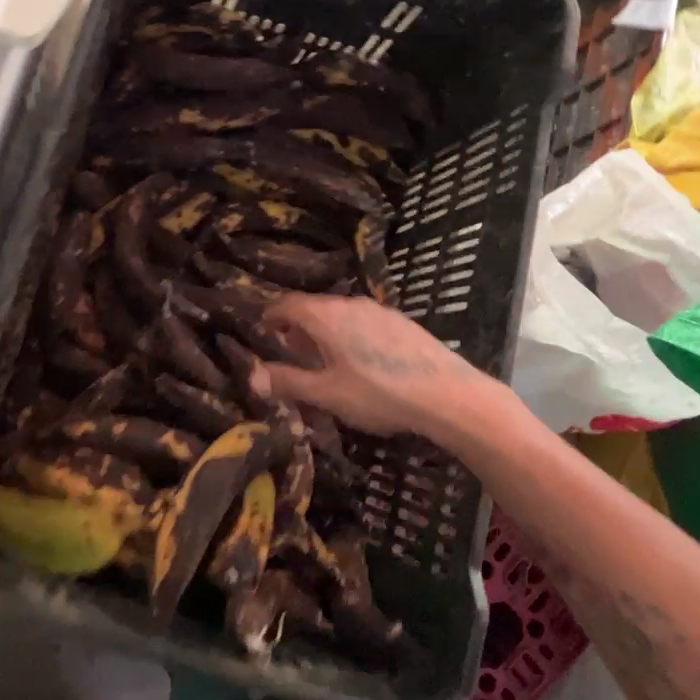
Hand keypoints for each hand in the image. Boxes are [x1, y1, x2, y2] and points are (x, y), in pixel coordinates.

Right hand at [250, 294, 497, 436]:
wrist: (448, 395)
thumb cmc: (379, 393)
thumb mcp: (327, 393)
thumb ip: (288, 382)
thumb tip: (251, 376)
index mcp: (325, 316)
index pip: (286, 304)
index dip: (269, 317)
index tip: (261, 334)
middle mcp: (350, 304)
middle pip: (313, 308)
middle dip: (297, 330)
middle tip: (291, 357)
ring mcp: (379, 311)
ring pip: (340, 315)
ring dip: (325, 334)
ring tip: (325, 364)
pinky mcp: (401, 323)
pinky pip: (362, 323)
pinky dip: (349, 336)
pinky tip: (362, 365)